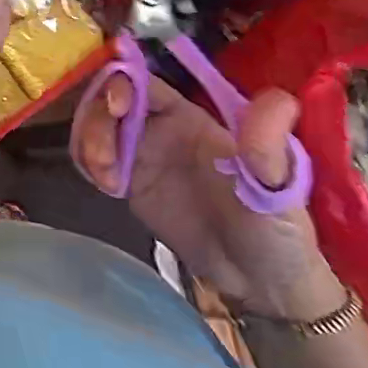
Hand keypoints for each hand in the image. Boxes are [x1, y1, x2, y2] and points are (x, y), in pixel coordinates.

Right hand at [72, 73, 345, 319]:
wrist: (260, 284)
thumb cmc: (275, 226)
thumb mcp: (277, 185)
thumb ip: (267, 143)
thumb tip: (280, 98)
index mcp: (188, 117)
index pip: (143, 82)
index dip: (122, 83)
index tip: (115, 107)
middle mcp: (157, 127)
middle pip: (109, 100)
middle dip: (96, 118)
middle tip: (102, 157)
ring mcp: (139, 155)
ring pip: (96, 126)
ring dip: (88, 141)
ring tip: (105, 178)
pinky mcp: (128, 184)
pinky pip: (93, 158)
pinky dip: (87, 162)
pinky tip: (104, 186)